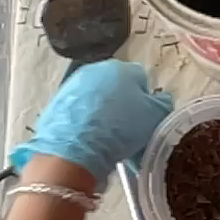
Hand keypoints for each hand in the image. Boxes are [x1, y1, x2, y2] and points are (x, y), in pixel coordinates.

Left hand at [8, 60, 173, 181]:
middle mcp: (95, 70)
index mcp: (121, 67)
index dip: (146, 102)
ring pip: (97, 100)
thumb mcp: (155, 117)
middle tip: (127, 131)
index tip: (145, 120)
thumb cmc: (119, 129)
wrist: (73, 151)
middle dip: (123, 107)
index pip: (141, 80)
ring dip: (103, 115)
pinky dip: (85, 124)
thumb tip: (160, 100)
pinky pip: (78, 113)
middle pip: (117, 88)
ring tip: (107, 140)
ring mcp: (72, 86)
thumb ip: (163, 104)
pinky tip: (89, 141)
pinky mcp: (55, 104)